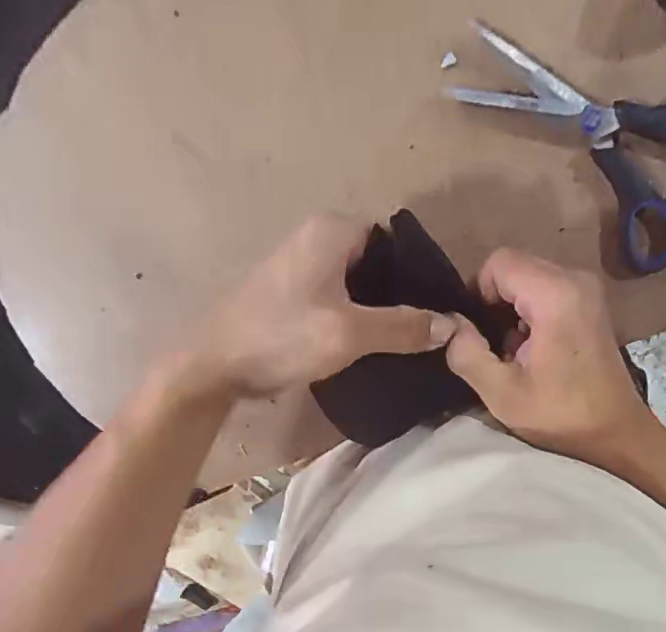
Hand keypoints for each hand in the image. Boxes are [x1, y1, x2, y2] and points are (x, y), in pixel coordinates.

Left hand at [169, 216, 454, 400]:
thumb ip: (402, 327)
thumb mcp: (349, 334)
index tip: (437, 309)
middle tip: (424, 332)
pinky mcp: (288, 295)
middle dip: (399, 296)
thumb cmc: (281, 338)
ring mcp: (298, 266)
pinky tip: (364, 345)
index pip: (395, 241)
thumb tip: (451, 325)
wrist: (214, 365)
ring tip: (402, 342)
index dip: (418, 275)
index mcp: (333, 230)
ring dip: (375, 311)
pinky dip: (351, 318)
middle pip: (376, 264)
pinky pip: (334, 299)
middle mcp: (315, 237)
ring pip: (354, 285)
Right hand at [445, 249, 665, 467]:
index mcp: (556, 295)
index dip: (477, 293)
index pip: (498, 263)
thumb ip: (467, 354)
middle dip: (492, 301)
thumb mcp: (501, 393)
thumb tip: (449, 326)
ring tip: (510, 352)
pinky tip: (529, 349)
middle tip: (491, 347)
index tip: (477, 333)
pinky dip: (527, 312)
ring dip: (509, 310)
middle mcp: (575, 279)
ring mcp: (587, 289)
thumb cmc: (559, 416)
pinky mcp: (589, 302)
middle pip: (514, 266)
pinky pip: (544, 289)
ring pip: (528, 277)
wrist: (613, 432)